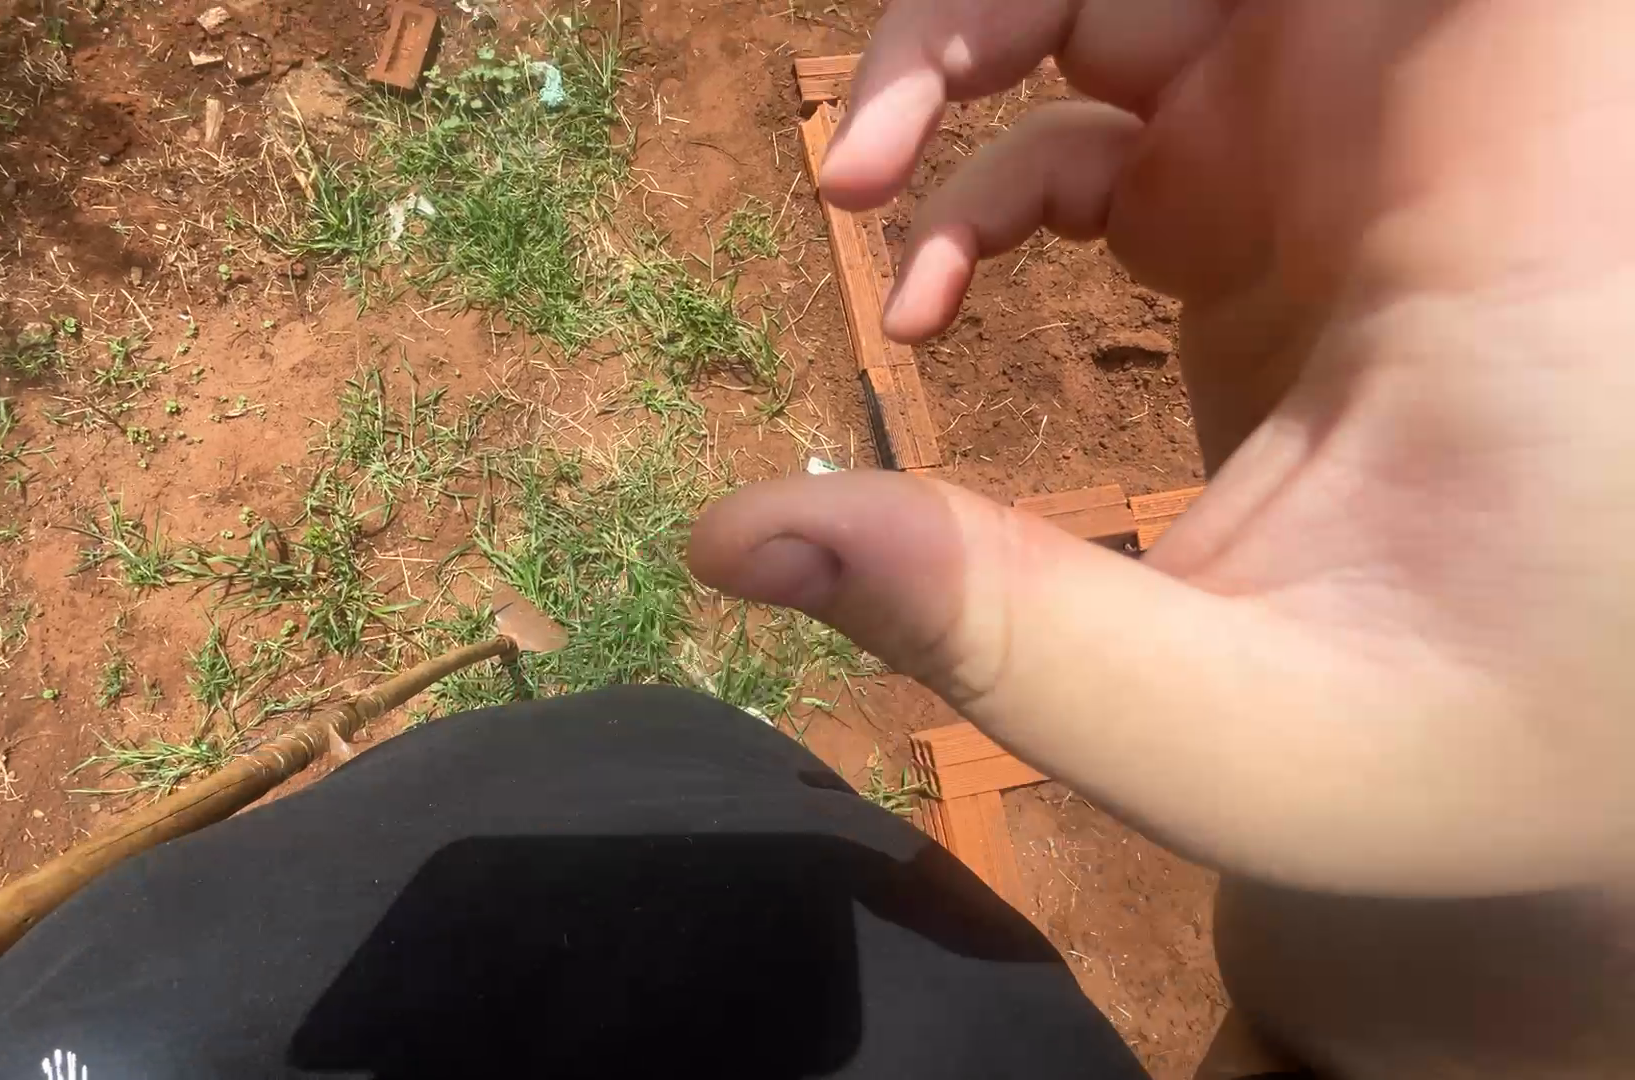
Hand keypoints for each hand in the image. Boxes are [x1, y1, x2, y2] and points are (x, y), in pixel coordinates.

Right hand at [691, 0, 1634, 898]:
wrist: (1525, 760)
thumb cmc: (1441, 764)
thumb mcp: (1205, 726)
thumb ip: (969, 614)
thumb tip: (726, 539)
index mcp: (1522, 186)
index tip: (966, 68)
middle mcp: (1449, 124)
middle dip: (992, 9)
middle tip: (861, 154)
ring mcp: (1345, 166)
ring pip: (1136, 3)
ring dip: (967, 66)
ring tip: (855, 195)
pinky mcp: (1266, 225)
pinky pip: (1100, 137)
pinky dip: (984, 202)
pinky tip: (925, 318)